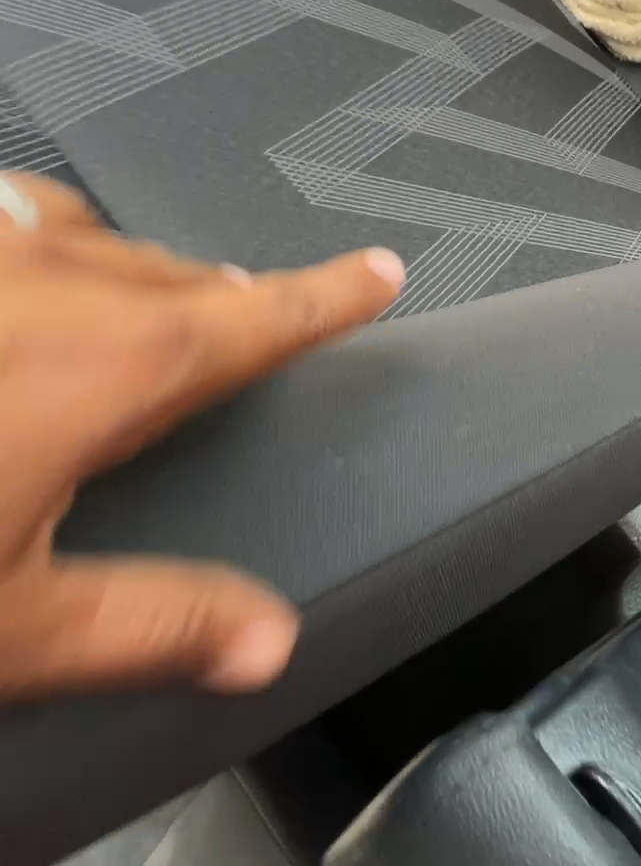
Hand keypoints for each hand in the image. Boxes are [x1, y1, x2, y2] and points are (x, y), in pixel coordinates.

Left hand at [0, 173, 403, 700]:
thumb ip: (153, 623)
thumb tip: (265, 644)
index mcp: (112, 364)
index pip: (273, 315)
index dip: (340, 294)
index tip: (379, 271)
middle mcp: (34, 285)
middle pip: (178, 270)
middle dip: (219, 295)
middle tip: (235, 319)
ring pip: (63, 222)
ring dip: (106, 257)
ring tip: (102, 285)